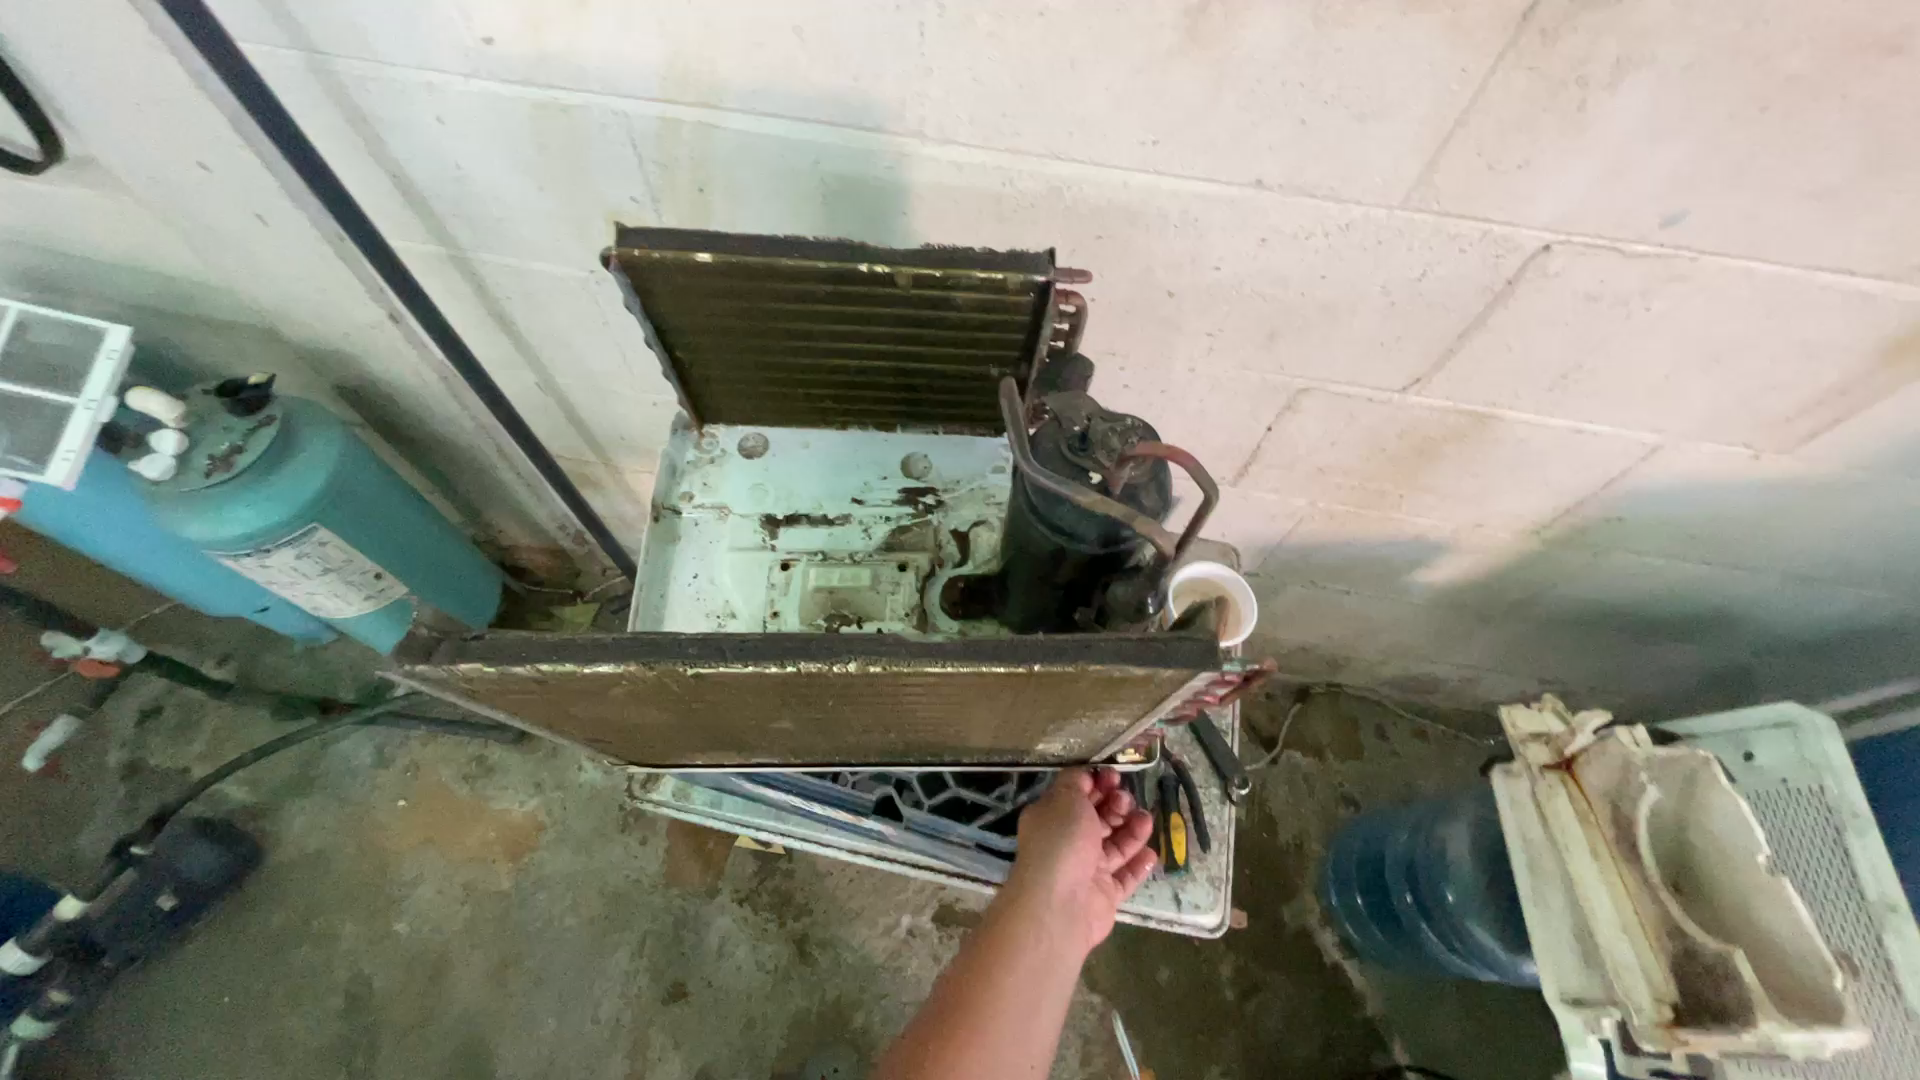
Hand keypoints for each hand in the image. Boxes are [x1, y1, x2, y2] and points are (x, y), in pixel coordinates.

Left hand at [1002, 767, 1156, 953]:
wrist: (1060, 904)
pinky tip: (1151, 853)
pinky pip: (1125, 876)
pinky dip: (1138, 864)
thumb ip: (1076, 781)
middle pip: (1098, 819)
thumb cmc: (1061, 842)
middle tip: (1126, 801)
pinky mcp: (1104, 895)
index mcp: (1052, 818)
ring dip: (1132, 831)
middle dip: (1116, 806)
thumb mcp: (1064, 798)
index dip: (1097, 784)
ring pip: (1114, 846)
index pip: (1077, 795)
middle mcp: (1067, 842)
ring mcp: (1086, 870)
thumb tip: (1086, 774)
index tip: (1115, 777)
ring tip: (1146, 820)